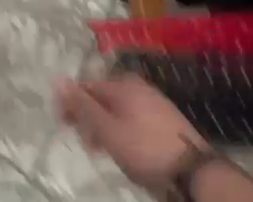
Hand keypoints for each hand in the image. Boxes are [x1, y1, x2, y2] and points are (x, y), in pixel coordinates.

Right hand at [56, 72, 208, 194]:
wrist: (196, 173)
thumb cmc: (145, 149)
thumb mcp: (107, 129)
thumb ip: (82, 105)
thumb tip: (57, 79)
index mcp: (122, 84)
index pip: (85, 86)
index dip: (70, 104)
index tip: (63, 126)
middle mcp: (138, 86)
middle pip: (102, 96)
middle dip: (88, 117)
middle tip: (85, 143)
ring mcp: (155, 101)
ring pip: (118, 108)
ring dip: (104, 125)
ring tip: (103, 148)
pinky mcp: (166, 119)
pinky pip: (134, 117)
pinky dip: (122, 129)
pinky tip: (125, 147)